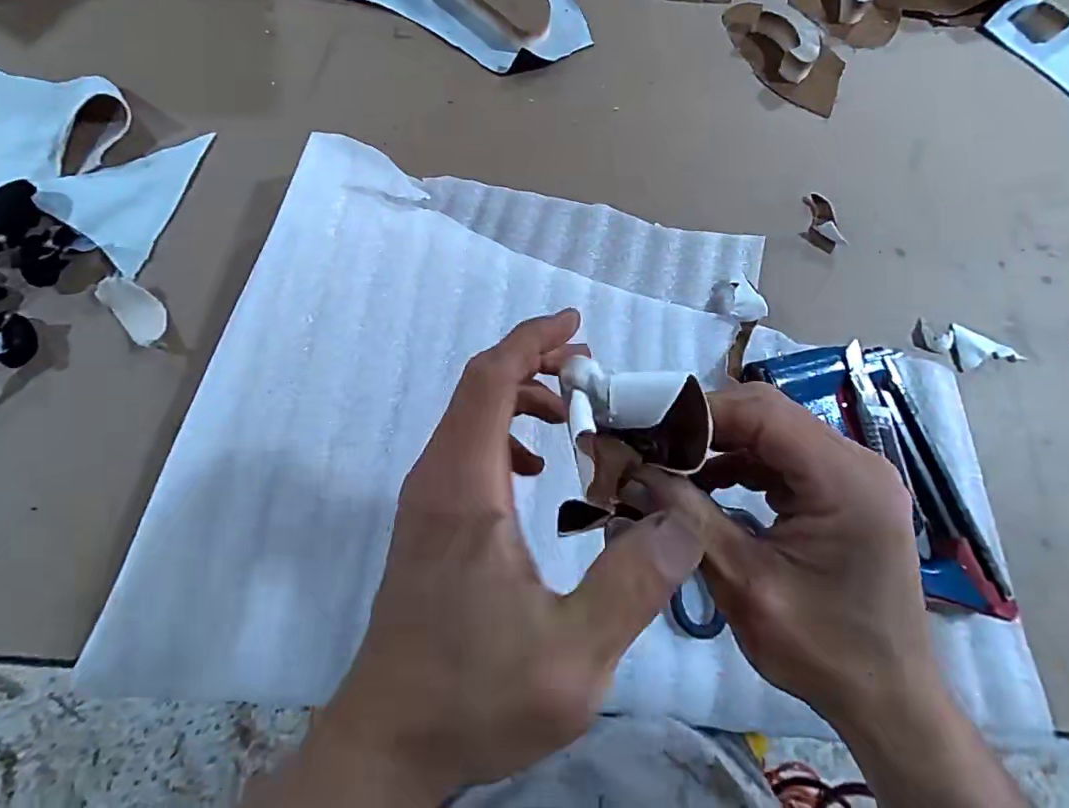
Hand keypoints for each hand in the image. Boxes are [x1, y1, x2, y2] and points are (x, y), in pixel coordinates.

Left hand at [249, 310, 705, 806]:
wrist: (387, 744)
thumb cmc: (473, 697)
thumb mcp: (572, 656)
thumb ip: (633, 586)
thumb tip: (681, 520)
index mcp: (465, 490)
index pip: (489, 381)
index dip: (532, 341)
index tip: (576, 324)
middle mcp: (439, 480)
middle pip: (479, 387)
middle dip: (536, 362)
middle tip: (592, 370)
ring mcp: (429, 501)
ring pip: (471, 416)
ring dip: (523, 397)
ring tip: (577, 412)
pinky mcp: (431, 523)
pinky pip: (468, 448)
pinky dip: (507, 432)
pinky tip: (539, 468)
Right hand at [637, 381, 1026, 807]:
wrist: (889, 700)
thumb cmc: (824, 651)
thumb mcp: (746, 586)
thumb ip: (691, 521)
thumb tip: (636, 473)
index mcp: (845, 477)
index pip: (765, 412)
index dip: (704, 412)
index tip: (652, 429)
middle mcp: (857, 460)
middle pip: (772, 415)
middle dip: (710, 426)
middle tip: (657, 447)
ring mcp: (855, 473)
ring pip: (777, 433)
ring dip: (725, 444)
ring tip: (673, 465)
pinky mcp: (845, 490)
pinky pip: (788, 458)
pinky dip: (747, 465)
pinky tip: (710, 484)